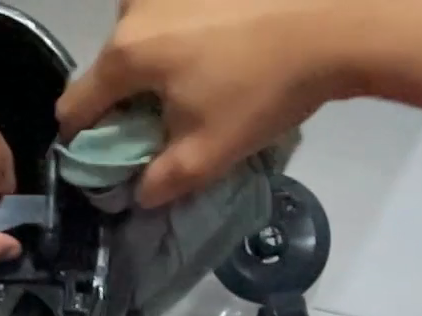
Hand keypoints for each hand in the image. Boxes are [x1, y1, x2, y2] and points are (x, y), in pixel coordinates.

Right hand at [58, 0, 372, 206]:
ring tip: (198, 74)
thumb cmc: (265, 89)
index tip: (101, 153)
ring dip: (156, 55)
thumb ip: (158, 183)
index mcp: (128, 55)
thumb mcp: (206, 157)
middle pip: (110, 63)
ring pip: (143, 28)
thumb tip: (140, 191)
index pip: (74, 105)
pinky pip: (176, 9)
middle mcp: (137, 6)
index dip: (80, 137)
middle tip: (163, 115)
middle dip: (126, 92)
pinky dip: (186, 28)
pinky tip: (222, 43)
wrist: (347, 17)